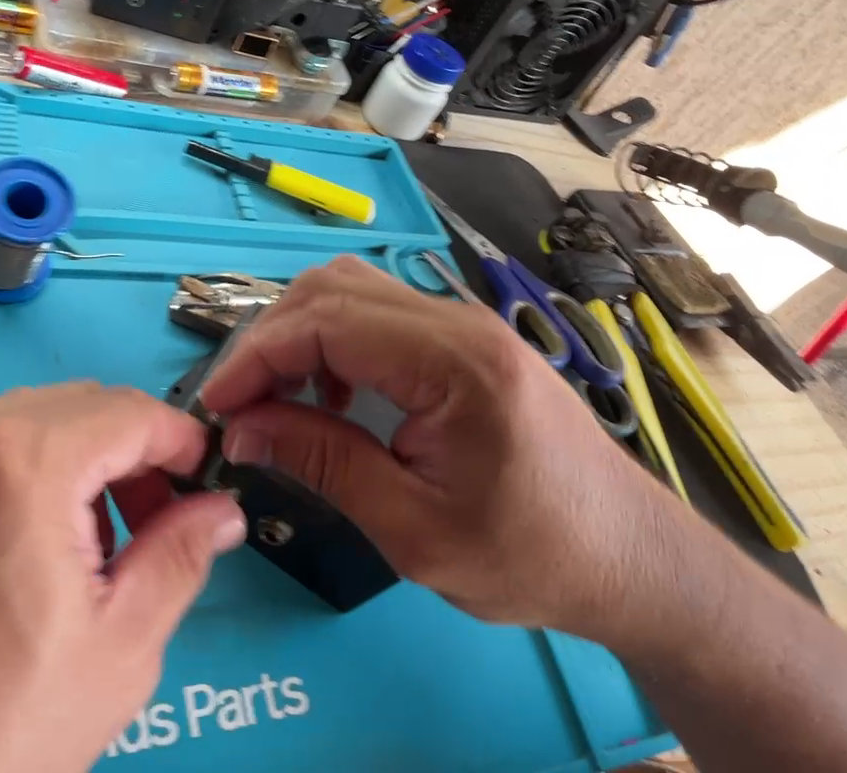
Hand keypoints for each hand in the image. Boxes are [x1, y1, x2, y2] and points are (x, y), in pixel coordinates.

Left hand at [0, 384, 246, 772]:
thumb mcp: (114, 651)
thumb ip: (180, 559)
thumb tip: (220, 512)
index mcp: (22, 464)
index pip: (131, 411)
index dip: (180, 439)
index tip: (201, 476)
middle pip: (77, 407)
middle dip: (129, 453)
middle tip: (152, 525)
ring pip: (23, 423)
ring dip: (73, 464)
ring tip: (85, 549)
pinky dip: (15, 475)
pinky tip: (17, 551)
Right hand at [199, 255, 682, 638]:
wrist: (629, 558)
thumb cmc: (531, 555)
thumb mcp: (413, 529)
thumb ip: (323, 463)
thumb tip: (240, 429)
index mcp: (454, 362)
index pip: (326, 323)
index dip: (255, 357)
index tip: (216, 408)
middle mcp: (459, 321)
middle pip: (333, 288)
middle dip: (269, 338)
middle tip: (239, 405)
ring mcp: (466, 324)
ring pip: (353, 291)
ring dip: (299, 335)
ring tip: (277, 401)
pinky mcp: (466, 341)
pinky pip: (380, 315)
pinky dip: (334, 343)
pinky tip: (333, 398)